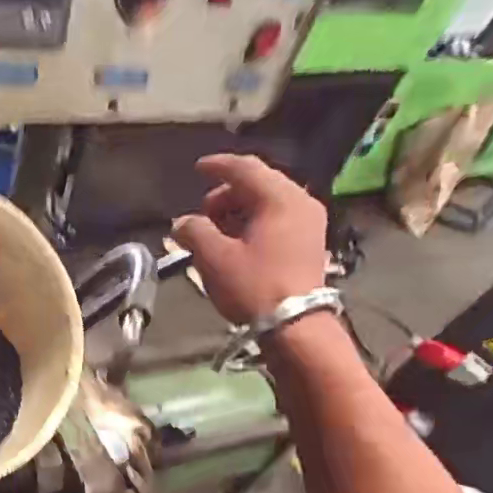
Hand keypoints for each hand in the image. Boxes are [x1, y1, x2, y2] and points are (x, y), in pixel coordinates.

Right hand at [171, 154, 332, 325]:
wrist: (295, 326)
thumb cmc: (254, 287)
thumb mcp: (215, 259)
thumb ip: (195, 232)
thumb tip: (182, 223)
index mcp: (279, 197)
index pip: (245, 169)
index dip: (218, 166)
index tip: (197, 169)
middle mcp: (300, 201)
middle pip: (259, 183)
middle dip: (227, 193)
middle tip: (204, 213)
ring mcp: (310, 222)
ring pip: (269, 202)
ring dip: (240, 210)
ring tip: (217, 231)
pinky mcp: (310, 243)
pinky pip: (279, 219)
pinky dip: (255, 222)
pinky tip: (238, 242)